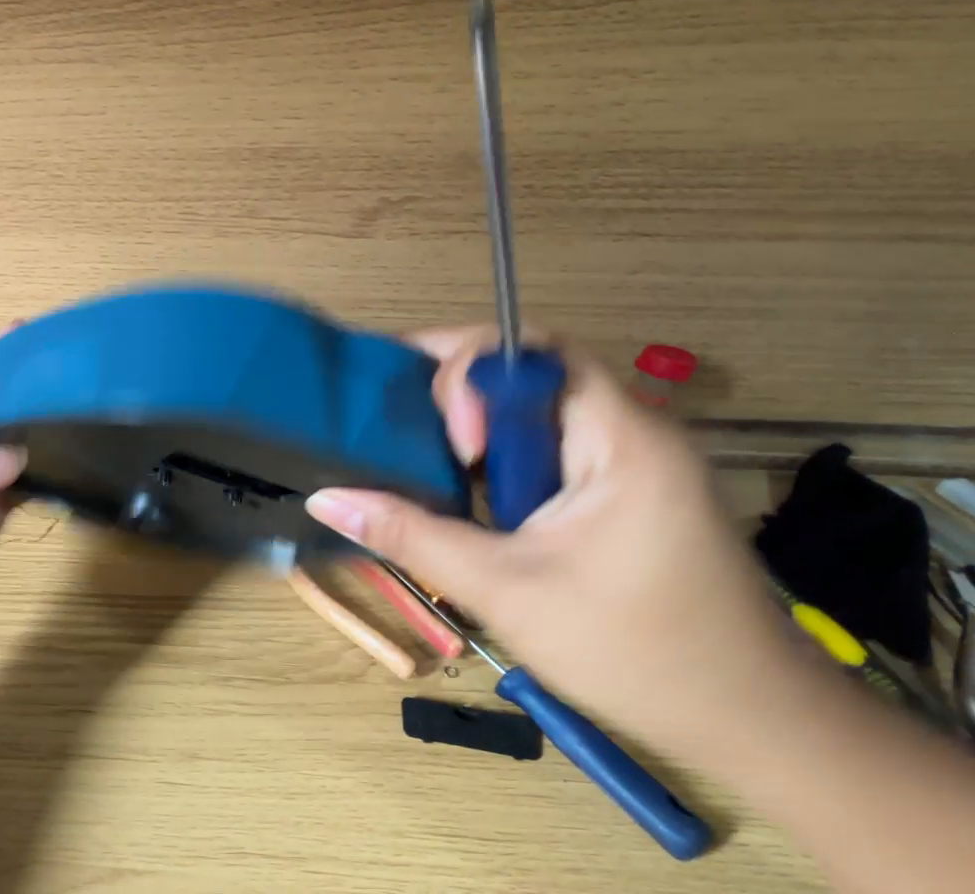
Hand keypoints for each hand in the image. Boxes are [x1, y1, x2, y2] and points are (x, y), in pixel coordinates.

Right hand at [304, 326, 796, 757]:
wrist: (755, 724)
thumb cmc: (636, 652)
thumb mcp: (506, 591)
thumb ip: (411, 535)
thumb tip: (324, 499)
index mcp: (621, 440)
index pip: (535, 354)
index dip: (471, 375)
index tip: (441, 434)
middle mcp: (632, 433)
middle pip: (530, 375)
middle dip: (458, 395)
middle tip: (401, 435)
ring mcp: (633, 465)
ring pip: (535, 415)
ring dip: (475, 432)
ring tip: (415, 461)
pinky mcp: (626, 495)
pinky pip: (549, 450)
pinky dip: (500, 462)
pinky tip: (462, 495)